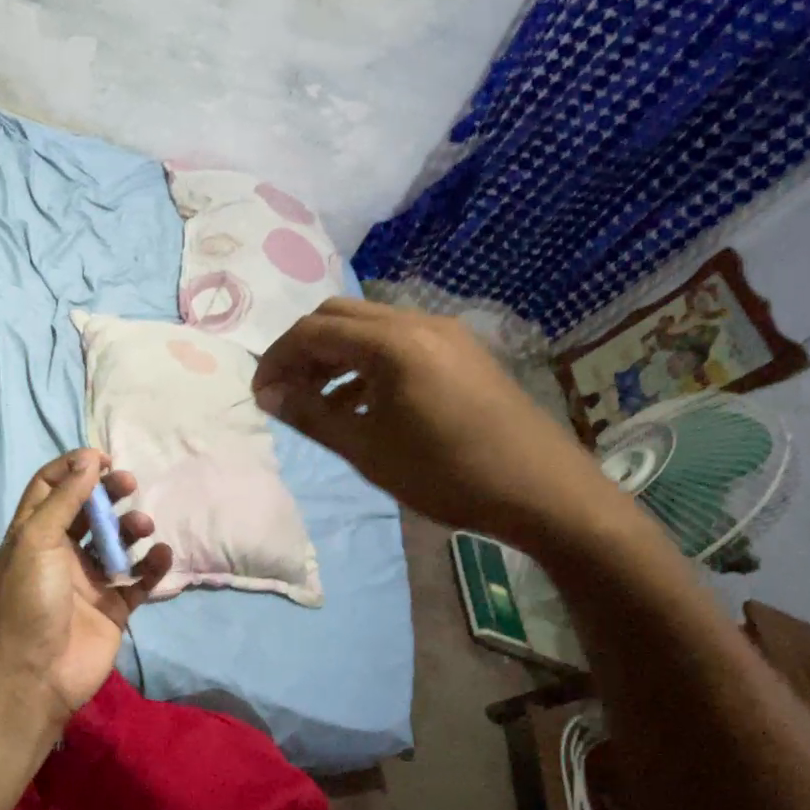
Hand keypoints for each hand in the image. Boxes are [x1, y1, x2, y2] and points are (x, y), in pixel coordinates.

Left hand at [0, 450, 171, 727]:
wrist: (35, 676)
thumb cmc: (29, 600)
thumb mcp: (37, 541)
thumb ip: (64, 500)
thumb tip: (88, 460)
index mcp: (32, 533)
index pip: (49, 487)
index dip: (72, 468)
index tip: (100, 458)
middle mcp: (59, 552)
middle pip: (86, 510)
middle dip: (107, 492)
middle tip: (129, 482)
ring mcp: (87, 580)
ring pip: (115, 542)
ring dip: (131, 527)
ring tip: (143, 524)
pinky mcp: (113, 608)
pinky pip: (138, 580)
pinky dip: (153, 565)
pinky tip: (162, 555)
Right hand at [252, 298, 615, 546]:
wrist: (548, 495)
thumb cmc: (449, 474)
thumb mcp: (367, 450)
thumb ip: (310, 415)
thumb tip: (267, 395)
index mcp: (392, 343)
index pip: (312, 331)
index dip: (277, 359)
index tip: (261, 395)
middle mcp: (417, 322)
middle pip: (337, 315)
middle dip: (303, 348)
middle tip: (286, 390)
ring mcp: (445, 333)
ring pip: (368, 324)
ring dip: (334, 352)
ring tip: (318, 398)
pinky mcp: (463, 351)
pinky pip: (398, 338)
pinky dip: (367, 358)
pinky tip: (362, 400)